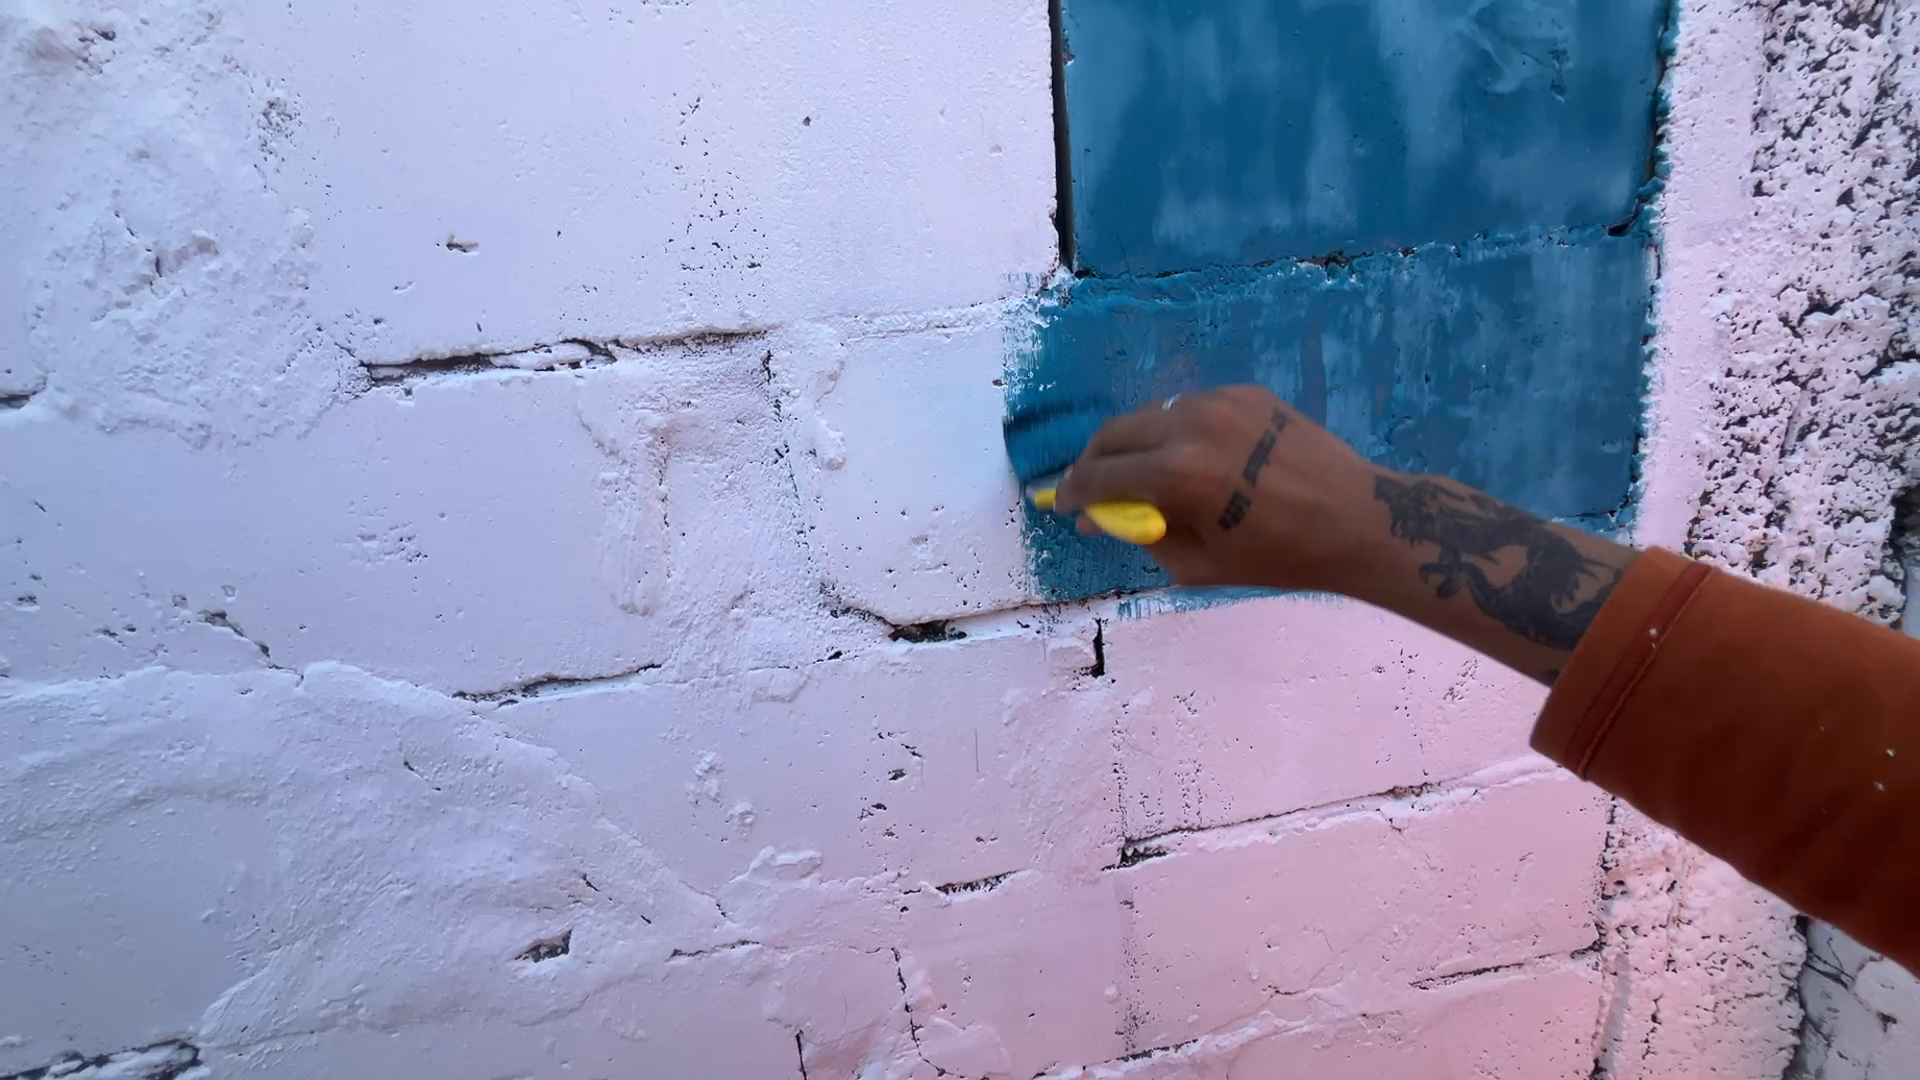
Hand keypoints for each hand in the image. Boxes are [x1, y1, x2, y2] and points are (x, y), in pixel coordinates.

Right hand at [1052, 385, 1380, 591]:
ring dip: (1130, 443)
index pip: (1098, 475)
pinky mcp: (1243, 392)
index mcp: (1177, 475)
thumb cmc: (1276, 557)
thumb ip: (1138, 534)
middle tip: (1091, 486)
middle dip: (1092, 461)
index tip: (1060, 501)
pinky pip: (1186, 407)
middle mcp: (1190, 426)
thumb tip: (1095, 517)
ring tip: (1137, 470)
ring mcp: (1219, 401)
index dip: (1071, 490)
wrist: (1357, 519)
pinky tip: (1187, 455)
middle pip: (1112, 433)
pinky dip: (1171, 430)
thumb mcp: (1196, 563)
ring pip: (1147, 415)